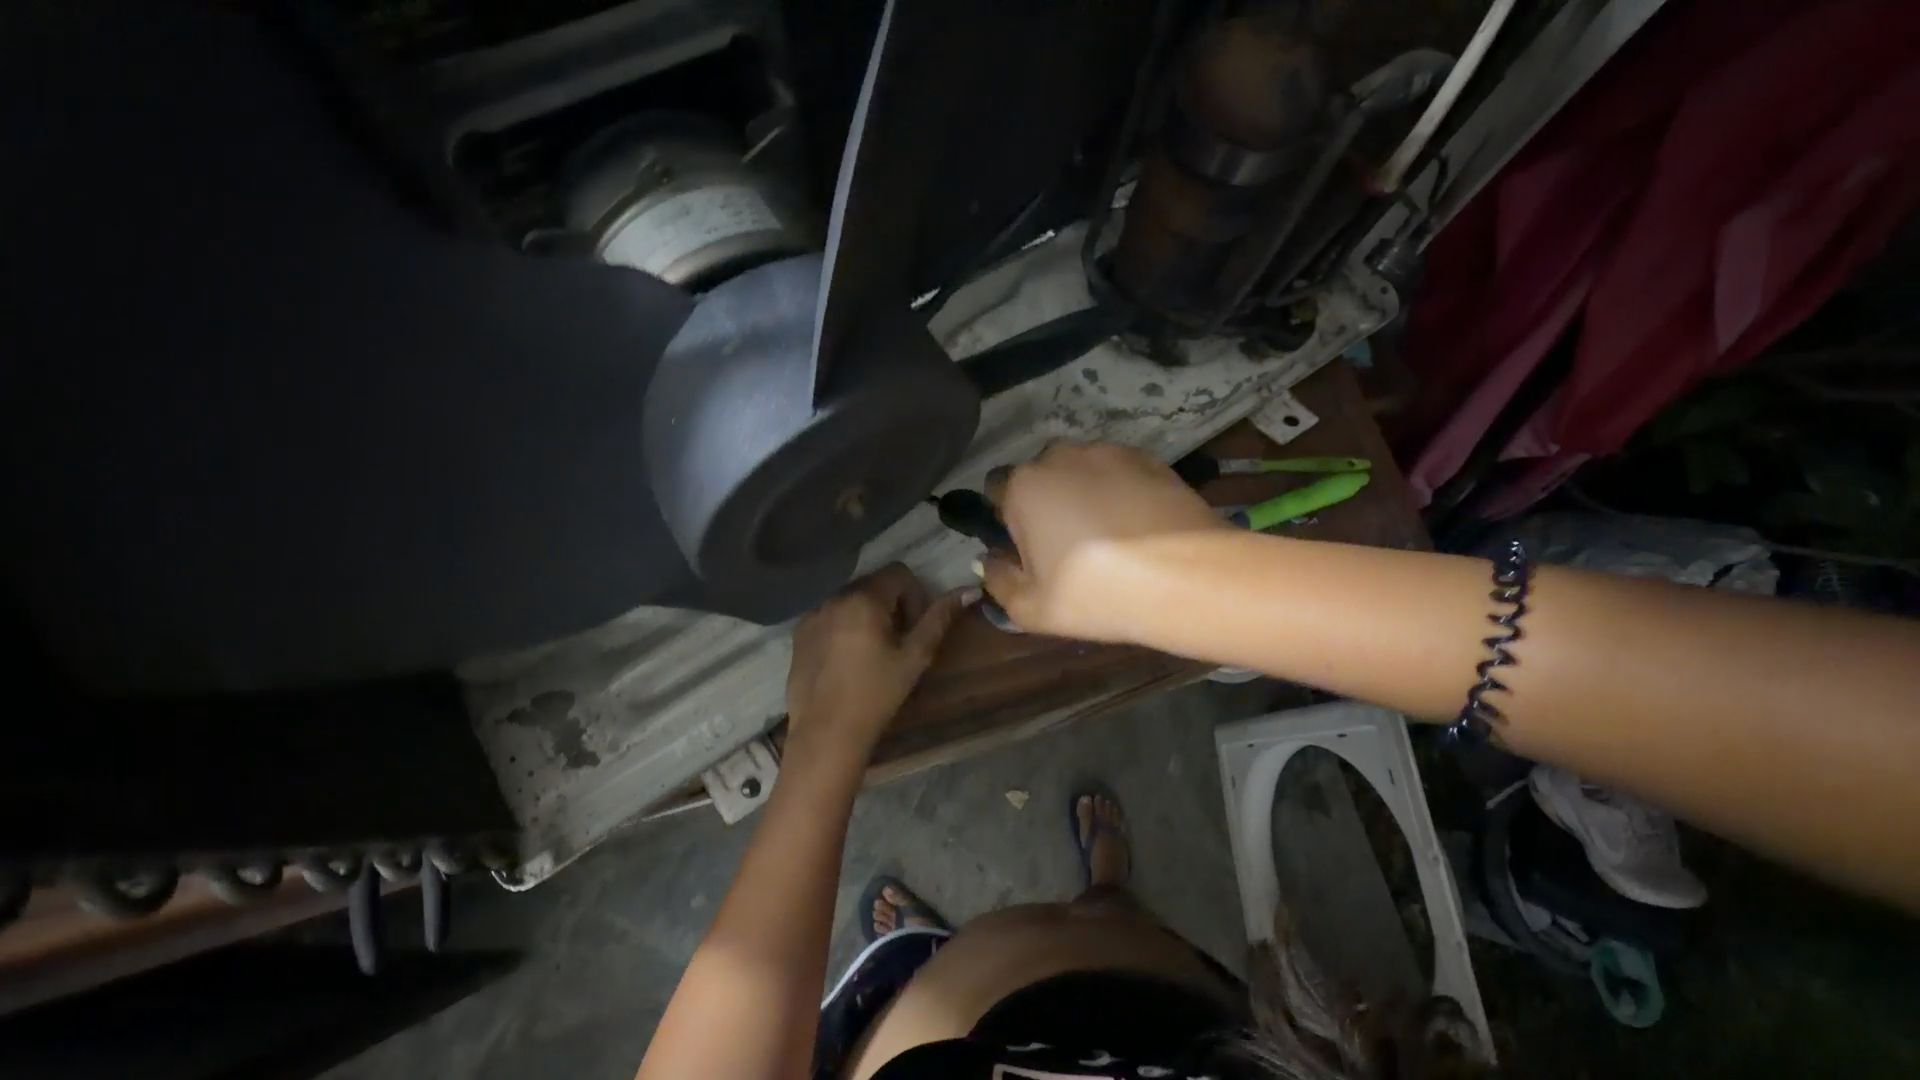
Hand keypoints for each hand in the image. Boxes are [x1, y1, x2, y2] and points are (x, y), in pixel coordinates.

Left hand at [785, 564, 973, 763]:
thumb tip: (969, 590)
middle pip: (873, 583)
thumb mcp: (915, 656)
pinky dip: (843, 626)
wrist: (827, 732)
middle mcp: (835, 597)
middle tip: (898, 642)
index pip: (899, 572)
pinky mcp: (799, 633)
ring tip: (872, 653)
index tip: (914, 629)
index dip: (915, 596)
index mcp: (865, 598)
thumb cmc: (877, 694)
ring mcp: (812, 614)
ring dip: (868, 614)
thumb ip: (940, 618)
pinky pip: (829, 615)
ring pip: (850, 599)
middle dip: (892, 604)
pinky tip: (847, 661)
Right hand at [983, 442, 1227, 640]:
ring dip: (1085, 493)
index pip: (996, 492)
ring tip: (1109, 536)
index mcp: (1024, 487)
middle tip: (1068, 547)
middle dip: (1047, 503)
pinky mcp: (1151, 459)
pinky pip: (1121, 473)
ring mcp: (1110, 453)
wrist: (1185, 577)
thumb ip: (998, 581)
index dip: (1008, 521)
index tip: (1027, 550)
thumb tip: (989, 562)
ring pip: (1083, 471)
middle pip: (1042, 477)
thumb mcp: (1032, 609)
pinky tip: (1138, 526)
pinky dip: (1122, 492)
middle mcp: (1061, 457)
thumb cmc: (1095, 594)